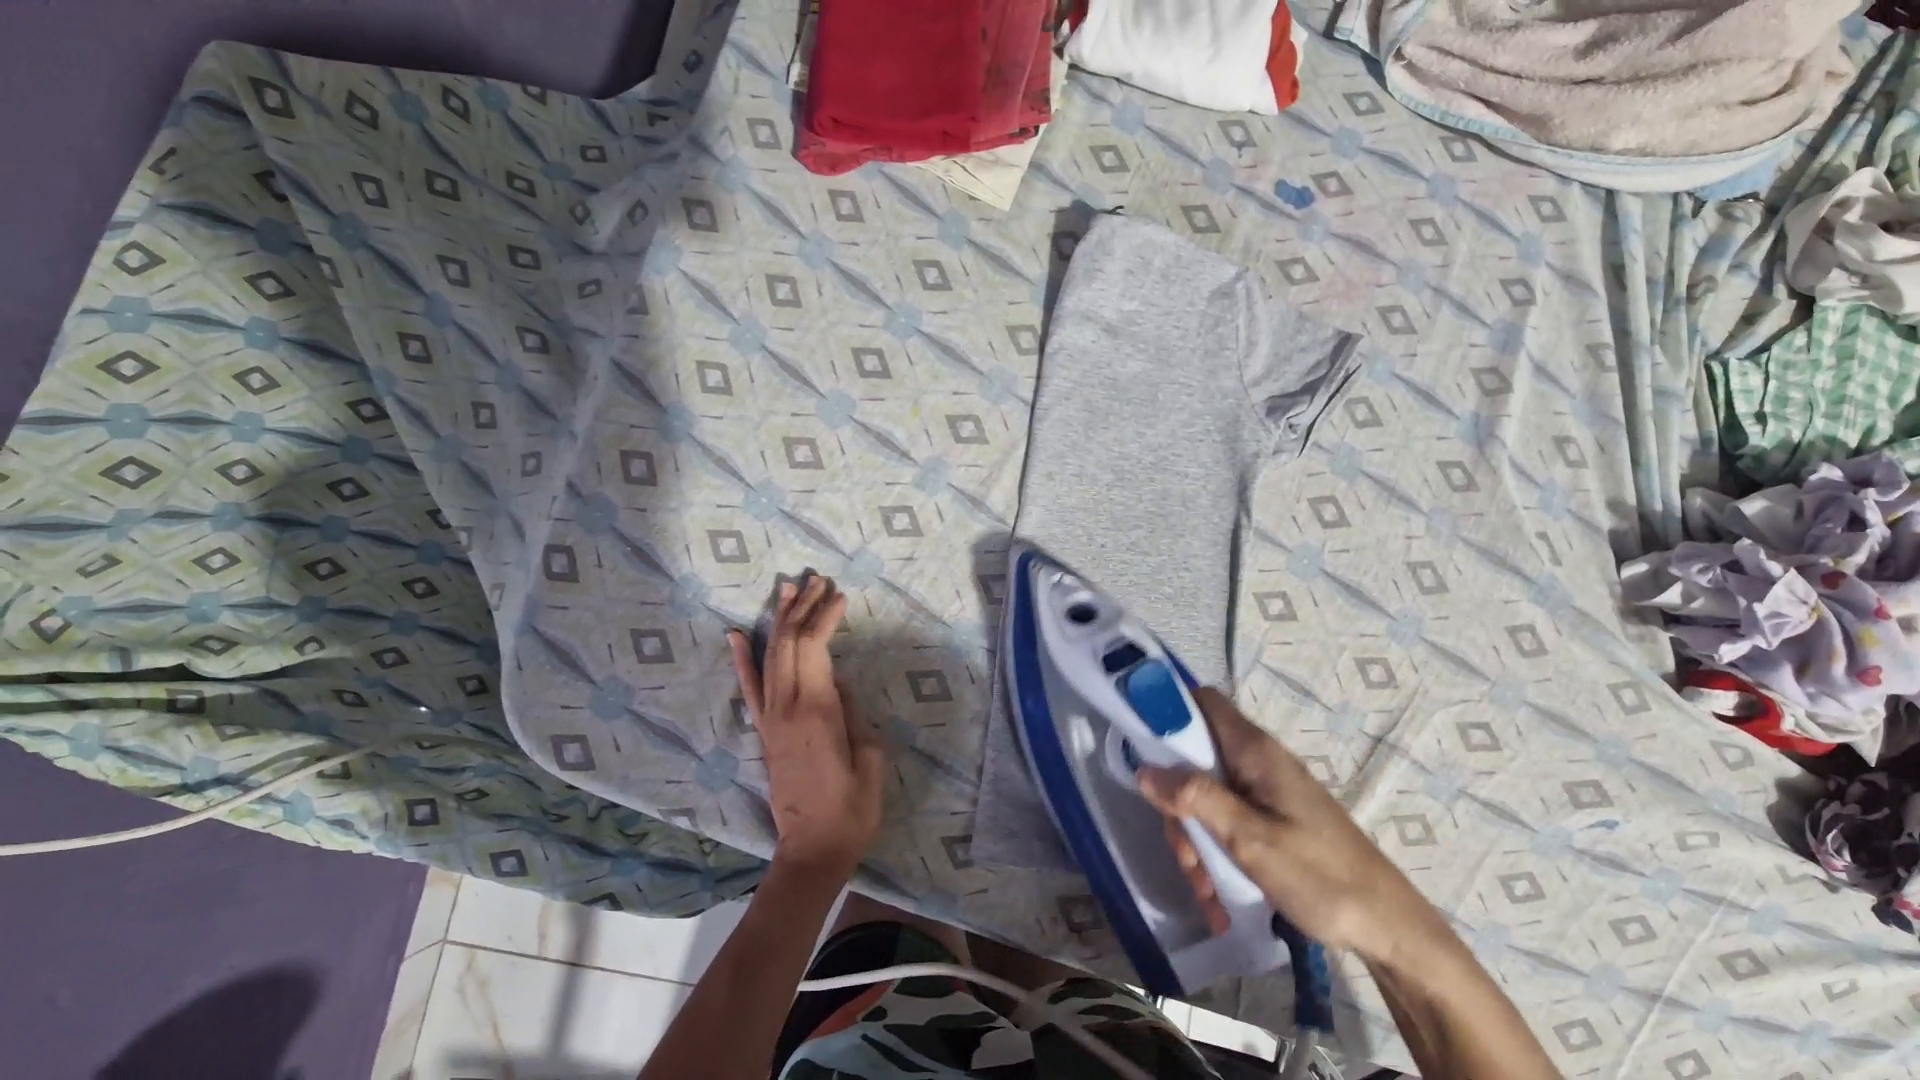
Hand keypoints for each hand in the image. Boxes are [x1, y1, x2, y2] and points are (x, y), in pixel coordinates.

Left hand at [728, 576, 886, 878]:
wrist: (812, 849)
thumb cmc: (852, 809)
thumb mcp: (870, 759)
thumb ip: (855, 716)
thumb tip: (838, 688)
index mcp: (816, 710)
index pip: (815, 647)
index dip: (825, 617)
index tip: (840, 595)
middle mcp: (786, 707)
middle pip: (789, 644)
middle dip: (802, 608)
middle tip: (817, 579)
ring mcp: (770, 719)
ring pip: (770, 657)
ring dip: (779, 621)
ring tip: (788, 589)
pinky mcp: (764, 733)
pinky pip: (750, 689)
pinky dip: (743, 660)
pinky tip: (737, 635)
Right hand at [1137, 687, 1427, 959]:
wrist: (1387, 927)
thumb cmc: (1321, 877)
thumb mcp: (1250, 840)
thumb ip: (1198, 799)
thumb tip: (1146, 769)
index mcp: (1256, 753)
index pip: (1202, 702)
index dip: (1167, 712)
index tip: (1140, 746)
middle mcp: (1258, 764)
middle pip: (1194, 762)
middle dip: (1179, 810)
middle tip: (1187, 855)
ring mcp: (1264, 795)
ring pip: (1205, 801)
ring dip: (1196, 846)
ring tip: (1208, 894)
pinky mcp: (1269, 823)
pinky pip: (1226, 827)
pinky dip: (1217, 860)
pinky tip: (1219, 903)